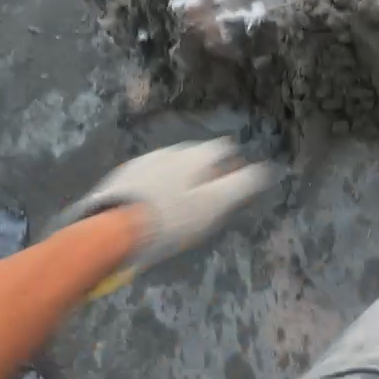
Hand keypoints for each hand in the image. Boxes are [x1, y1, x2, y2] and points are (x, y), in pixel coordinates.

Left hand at [54, 138, 280, 271]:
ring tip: (176, 205)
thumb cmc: (172, 218)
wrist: (112, 230)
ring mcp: (147, 160)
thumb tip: (266, 170)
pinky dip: (156, 186)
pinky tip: (152, 206)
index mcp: (200, 153)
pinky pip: (149, 176)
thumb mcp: (216, 204)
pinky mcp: (123, 175)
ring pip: (173, 165)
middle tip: (204, 199)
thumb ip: (242, 184)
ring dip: (179, 178)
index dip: (232, 165)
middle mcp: (175, 149)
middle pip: (198, 156)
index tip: (231, 186)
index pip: (226, 148)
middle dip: (205, 171)